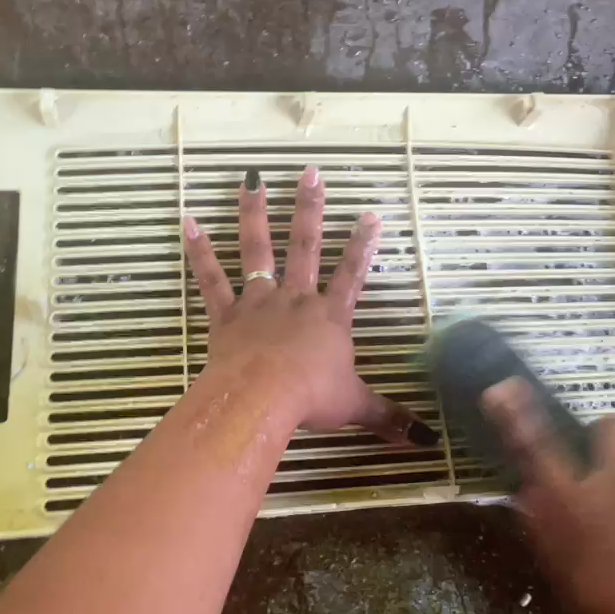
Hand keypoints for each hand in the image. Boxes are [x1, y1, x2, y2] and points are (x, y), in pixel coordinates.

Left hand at [183, 165, 436, 447]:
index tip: (370, 214)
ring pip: (257, 249)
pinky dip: (199, 251)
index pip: (351, 275)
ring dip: (254, 212)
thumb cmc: (312, 399)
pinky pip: (211, 279)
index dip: (362, 246)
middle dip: (309, 208)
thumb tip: (425, 441)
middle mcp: (295, 299)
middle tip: (309, 173)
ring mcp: (259, 302)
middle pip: (305, 246)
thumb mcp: (355, 407)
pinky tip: (189, 222)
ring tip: (251, 179)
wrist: (263, 399)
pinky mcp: (227, 314)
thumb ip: (388, 417)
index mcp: (329, 317)